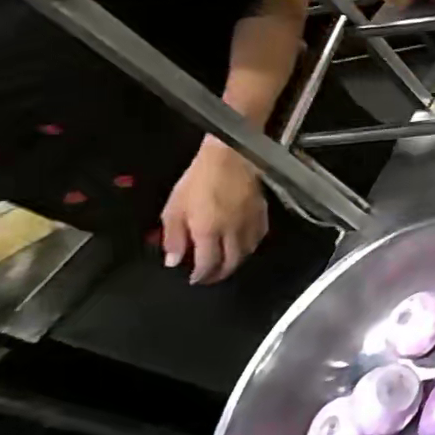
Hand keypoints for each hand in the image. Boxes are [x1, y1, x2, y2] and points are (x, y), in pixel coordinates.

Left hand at [160, 139, 268, 284]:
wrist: (230, 155)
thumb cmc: (199, 178)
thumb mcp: (174, 207)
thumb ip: (173, 237)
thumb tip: (174, 261)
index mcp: (208, 232)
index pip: (208, 264)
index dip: (201, 276)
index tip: (195, 279)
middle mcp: (232, 232)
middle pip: (231, 262)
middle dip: (220, 274)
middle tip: (210, 276)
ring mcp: (250, 222)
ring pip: (248, 252)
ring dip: (237, 261)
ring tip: (226, 261)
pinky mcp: (262, 212)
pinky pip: (260, 236)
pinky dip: (252, 245)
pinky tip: (245, 243)